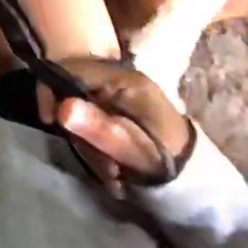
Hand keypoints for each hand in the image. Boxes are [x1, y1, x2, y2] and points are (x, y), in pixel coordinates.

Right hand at [51, 57, 195, 186]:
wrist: (195, 176)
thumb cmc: (163, 157)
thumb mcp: (129, 147)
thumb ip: (96, 126)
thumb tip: (61, 107)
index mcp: (123, 80)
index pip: (70, 70)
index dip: (53, 92)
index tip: (53, 122)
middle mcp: (120, 79)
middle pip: (74, 92)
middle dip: (79, 130)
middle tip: (97, 160)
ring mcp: (121, 93)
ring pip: (82, 110)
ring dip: (89, 144)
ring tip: (111, 173)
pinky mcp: (121, 108)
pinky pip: (94, 119)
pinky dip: (96, 144)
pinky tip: (111, 168)